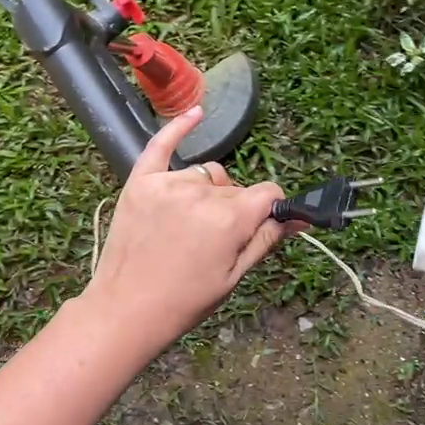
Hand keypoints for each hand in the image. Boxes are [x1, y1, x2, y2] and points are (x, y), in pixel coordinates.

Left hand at [80, 107, 287, 353]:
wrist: (125, 311)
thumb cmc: (184, 301)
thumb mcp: (233, 276)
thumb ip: (266, 240)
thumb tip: (299, 219)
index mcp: (229, 218)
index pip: (266, 193)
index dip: (269, 209)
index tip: (262, 223)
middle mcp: (200, 193)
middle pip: (234, 187)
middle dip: (235, 208)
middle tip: (214, 241)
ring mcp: (167, 183)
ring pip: (205, 175)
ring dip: (207, 192)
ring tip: (190, 226)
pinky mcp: (140, 181)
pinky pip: (161, 145)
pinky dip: (179, 128)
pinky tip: (197, 113)